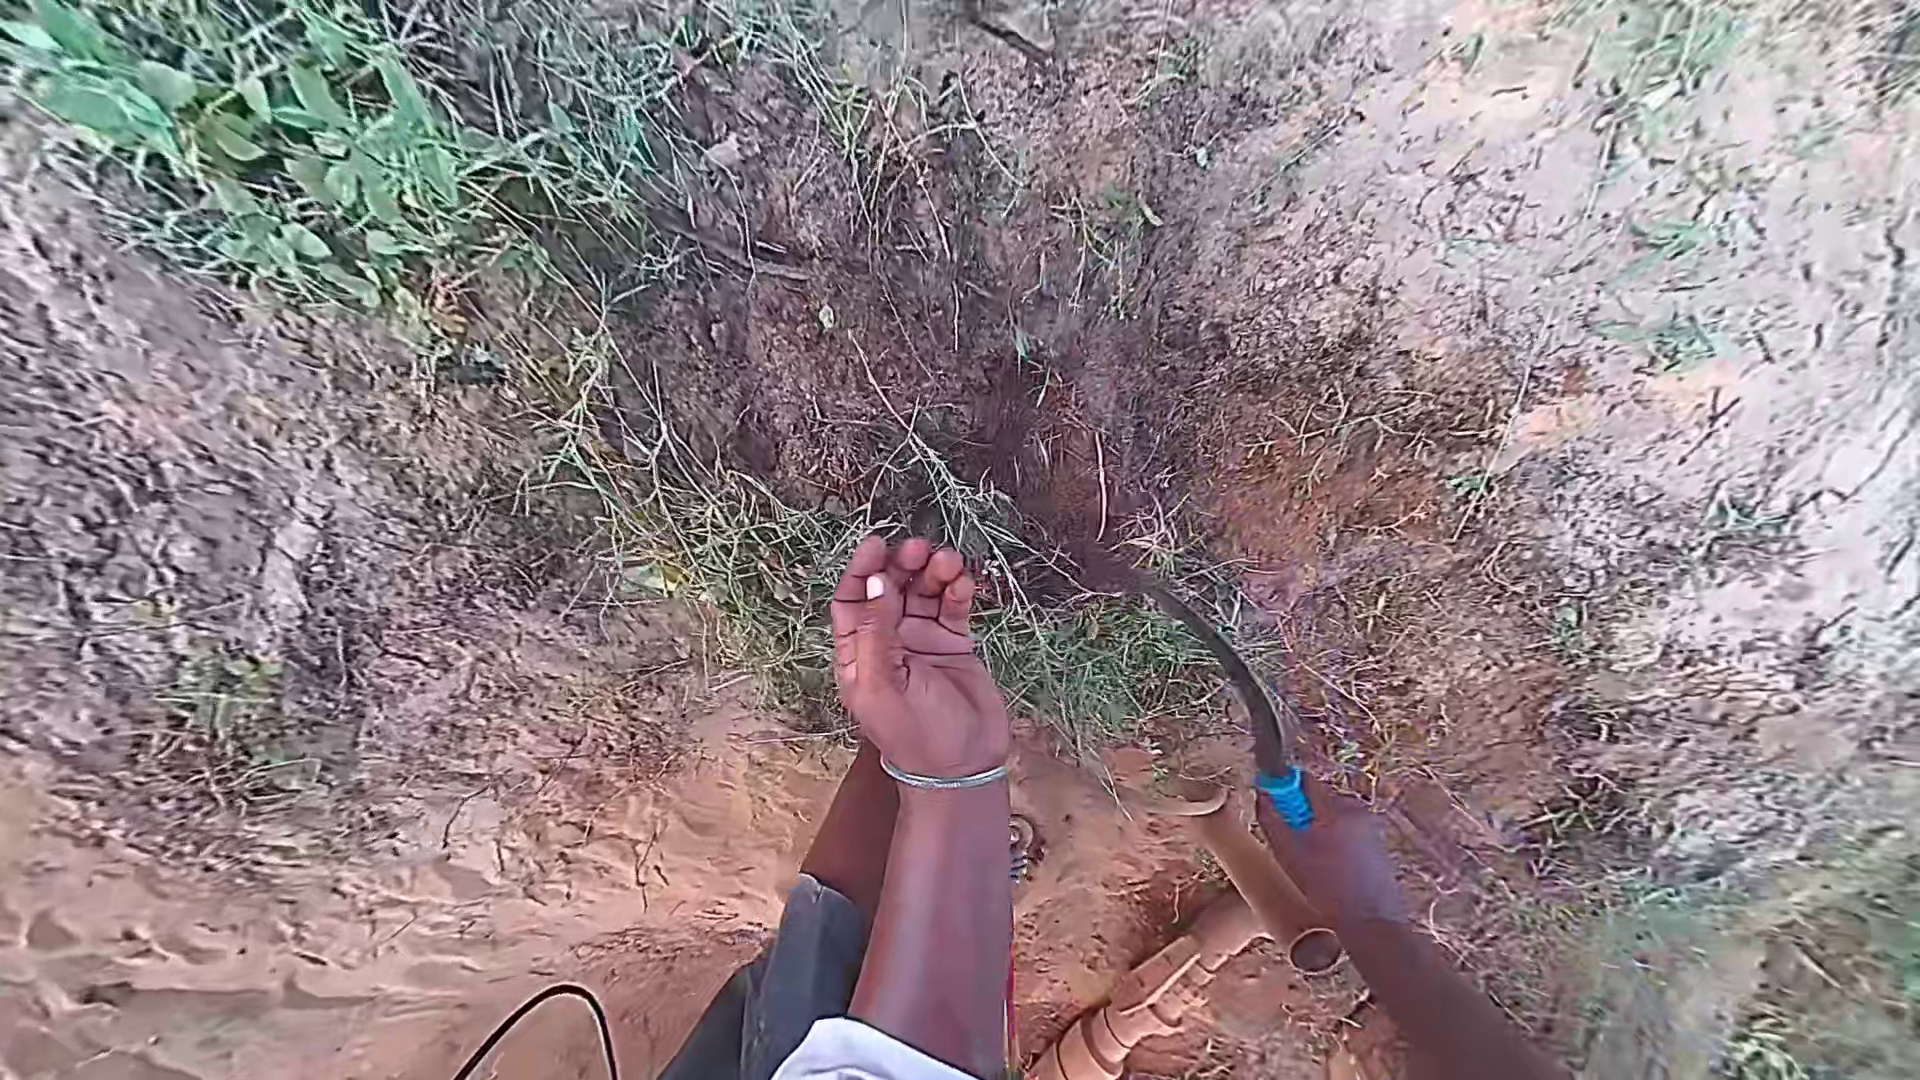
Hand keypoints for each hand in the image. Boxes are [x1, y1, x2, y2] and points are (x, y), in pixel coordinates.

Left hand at [830, 535, 1010, 777]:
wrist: (964, 765)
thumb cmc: (915, 732)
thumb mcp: (884, 684)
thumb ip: (876, 631)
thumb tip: (876, 580)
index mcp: (860, 654)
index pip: (852, 601)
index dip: (861, 570)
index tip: (877, 544)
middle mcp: (888, 642)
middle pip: (890, 589)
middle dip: (902, 565)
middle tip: (920, 549)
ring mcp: (922, 640)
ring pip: (923, 592)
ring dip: (934, 572)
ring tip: (949, 562)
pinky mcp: (953, 642)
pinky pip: (952, 606)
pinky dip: (958, 590)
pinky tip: (963, 582)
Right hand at [1255, 771, 1408, 925]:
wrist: (1372, 929)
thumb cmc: (1325, 890)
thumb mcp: (1286, 851)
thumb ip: (1270, 815)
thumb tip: (1261, 792)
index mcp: (1335, 808)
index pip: (1303, 778)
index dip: (1285, 790)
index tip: (1277, 808)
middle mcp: (1357, 810)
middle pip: (1317, 795)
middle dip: (1302, 810)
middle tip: (1294, 838)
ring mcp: (1371, 827)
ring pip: (1331, 812)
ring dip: (1318, 825)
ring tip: (1313, 855)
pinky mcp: (1379, 843)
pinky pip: (1347, 827)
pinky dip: (1335, 837)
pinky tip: (1331, 864)